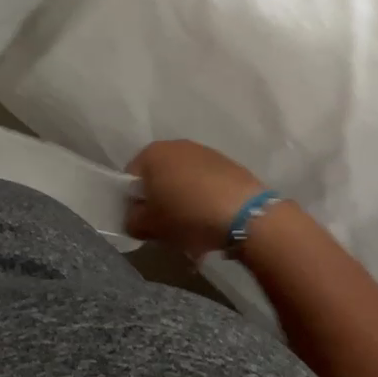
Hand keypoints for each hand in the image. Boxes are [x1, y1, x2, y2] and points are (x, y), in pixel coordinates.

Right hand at [126, 140, 267, 258]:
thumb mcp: (151, 226)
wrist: (246, 214)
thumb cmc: (187, 215)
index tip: (145, 224)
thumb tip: (134, 219)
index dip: (134, 204)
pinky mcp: (228, 165)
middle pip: (159, 178)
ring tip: (194, 231)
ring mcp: (204, 152)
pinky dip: (205, 201)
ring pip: (184, 181)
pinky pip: (207, 184)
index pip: (130, 178)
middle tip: (168, 229)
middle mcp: (175, 145)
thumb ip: (133, 221)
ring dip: (184, 202)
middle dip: (162, 202)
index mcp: (151, 153)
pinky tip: (213, 223)